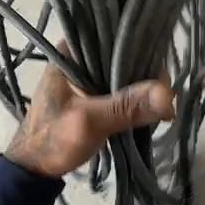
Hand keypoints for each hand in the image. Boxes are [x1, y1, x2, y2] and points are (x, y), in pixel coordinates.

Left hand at [5, 61, 174, 177]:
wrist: (35, 169)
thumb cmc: (52, 141)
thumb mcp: (89, 123)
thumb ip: (125, 107)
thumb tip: (169, 95)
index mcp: (71, 51)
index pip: (114, 35)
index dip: (141, 50)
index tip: (159, 76)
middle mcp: (80, 55)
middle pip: (124, 52)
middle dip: (145, 71)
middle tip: (163, 94)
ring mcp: (87, 74)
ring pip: (125, 70)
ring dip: (142, 85)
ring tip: (160, 103)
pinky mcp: (95, 92)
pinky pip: (122, 85)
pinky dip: (135, 95)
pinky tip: (149, 106)